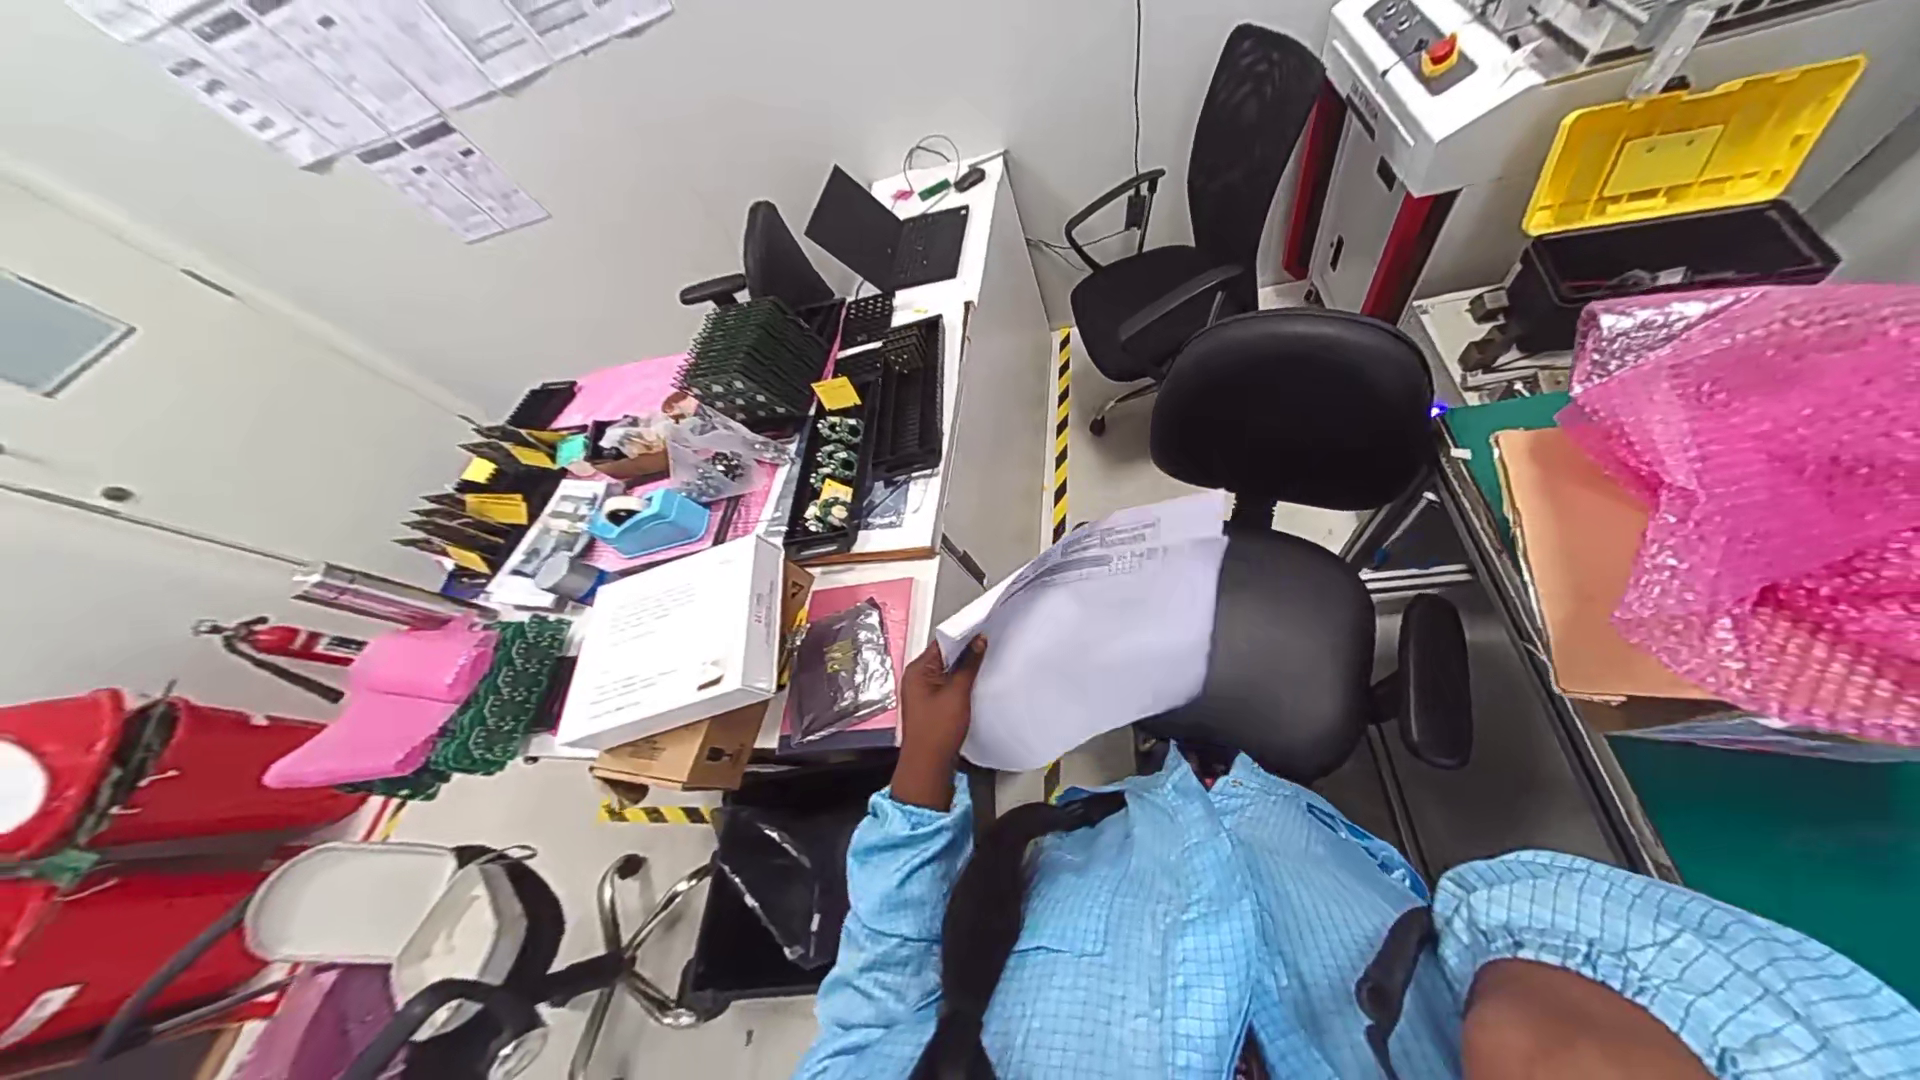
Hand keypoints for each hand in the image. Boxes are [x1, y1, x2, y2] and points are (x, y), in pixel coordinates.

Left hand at [890, 637, 986, 809]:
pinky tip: (975, 680)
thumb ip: (968, 664)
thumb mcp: (957, 693)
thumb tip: (978, 641)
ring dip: (963, 667)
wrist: (928, 766)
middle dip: (965, 651)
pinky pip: (946, 683)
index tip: (983, 629)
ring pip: (946, 670)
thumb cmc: (938, 730)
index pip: (942, 642)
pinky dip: (960, 680)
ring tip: (985, 659)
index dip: (963, 635)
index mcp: (917, 669)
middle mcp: (916, 677)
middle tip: (989, 643)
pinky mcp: (930, 703)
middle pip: (943, 655)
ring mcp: (922, 691)